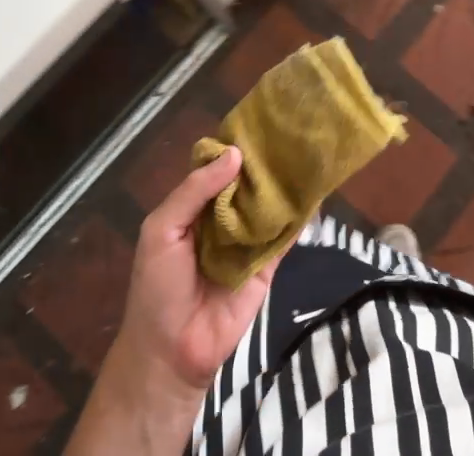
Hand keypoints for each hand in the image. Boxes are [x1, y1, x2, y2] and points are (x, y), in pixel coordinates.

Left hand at [65, 147, 282, 455]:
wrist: (171, 351)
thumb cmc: (156, 285)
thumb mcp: (162, 229)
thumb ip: (194, 191)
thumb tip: (235, 155)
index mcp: (194, 206)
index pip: (218, 169)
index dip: (235, 148)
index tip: (261, 122)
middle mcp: (223, 218)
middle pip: (248, 184)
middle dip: (265, 163)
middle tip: (294, 132)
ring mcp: (247, 241)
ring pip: (269, 206)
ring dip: (285, 185)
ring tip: (310, 151)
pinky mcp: (267, 266)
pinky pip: (284, 237)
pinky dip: (299, 216)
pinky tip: (316, 190)